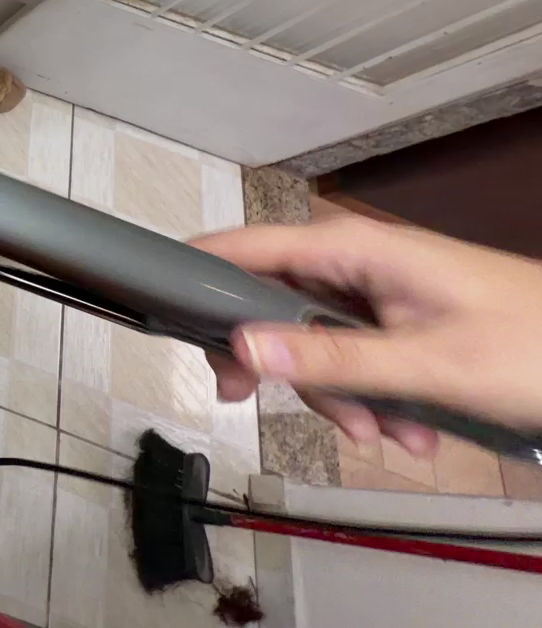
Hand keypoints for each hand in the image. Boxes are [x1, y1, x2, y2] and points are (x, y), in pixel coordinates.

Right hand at [197, 215, 541, 456]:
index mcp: (342, 247)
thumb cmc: (539, 350)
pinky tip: (402, 422)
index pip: (232, 247)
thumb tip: (238, 349)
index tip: (172, 328)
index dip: (191, 279)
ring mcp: (368, 286)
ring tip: (383, 432)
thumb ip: (332, 357)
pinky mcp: (389, 314)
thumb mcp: (435, 363)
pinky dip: (361, 387)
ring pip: (303, 333)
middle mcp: (344, 258)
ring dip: (331, 387)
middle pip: (263, 301)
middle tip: (257, 401)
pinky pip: (344, 347)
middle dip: (273, 358)